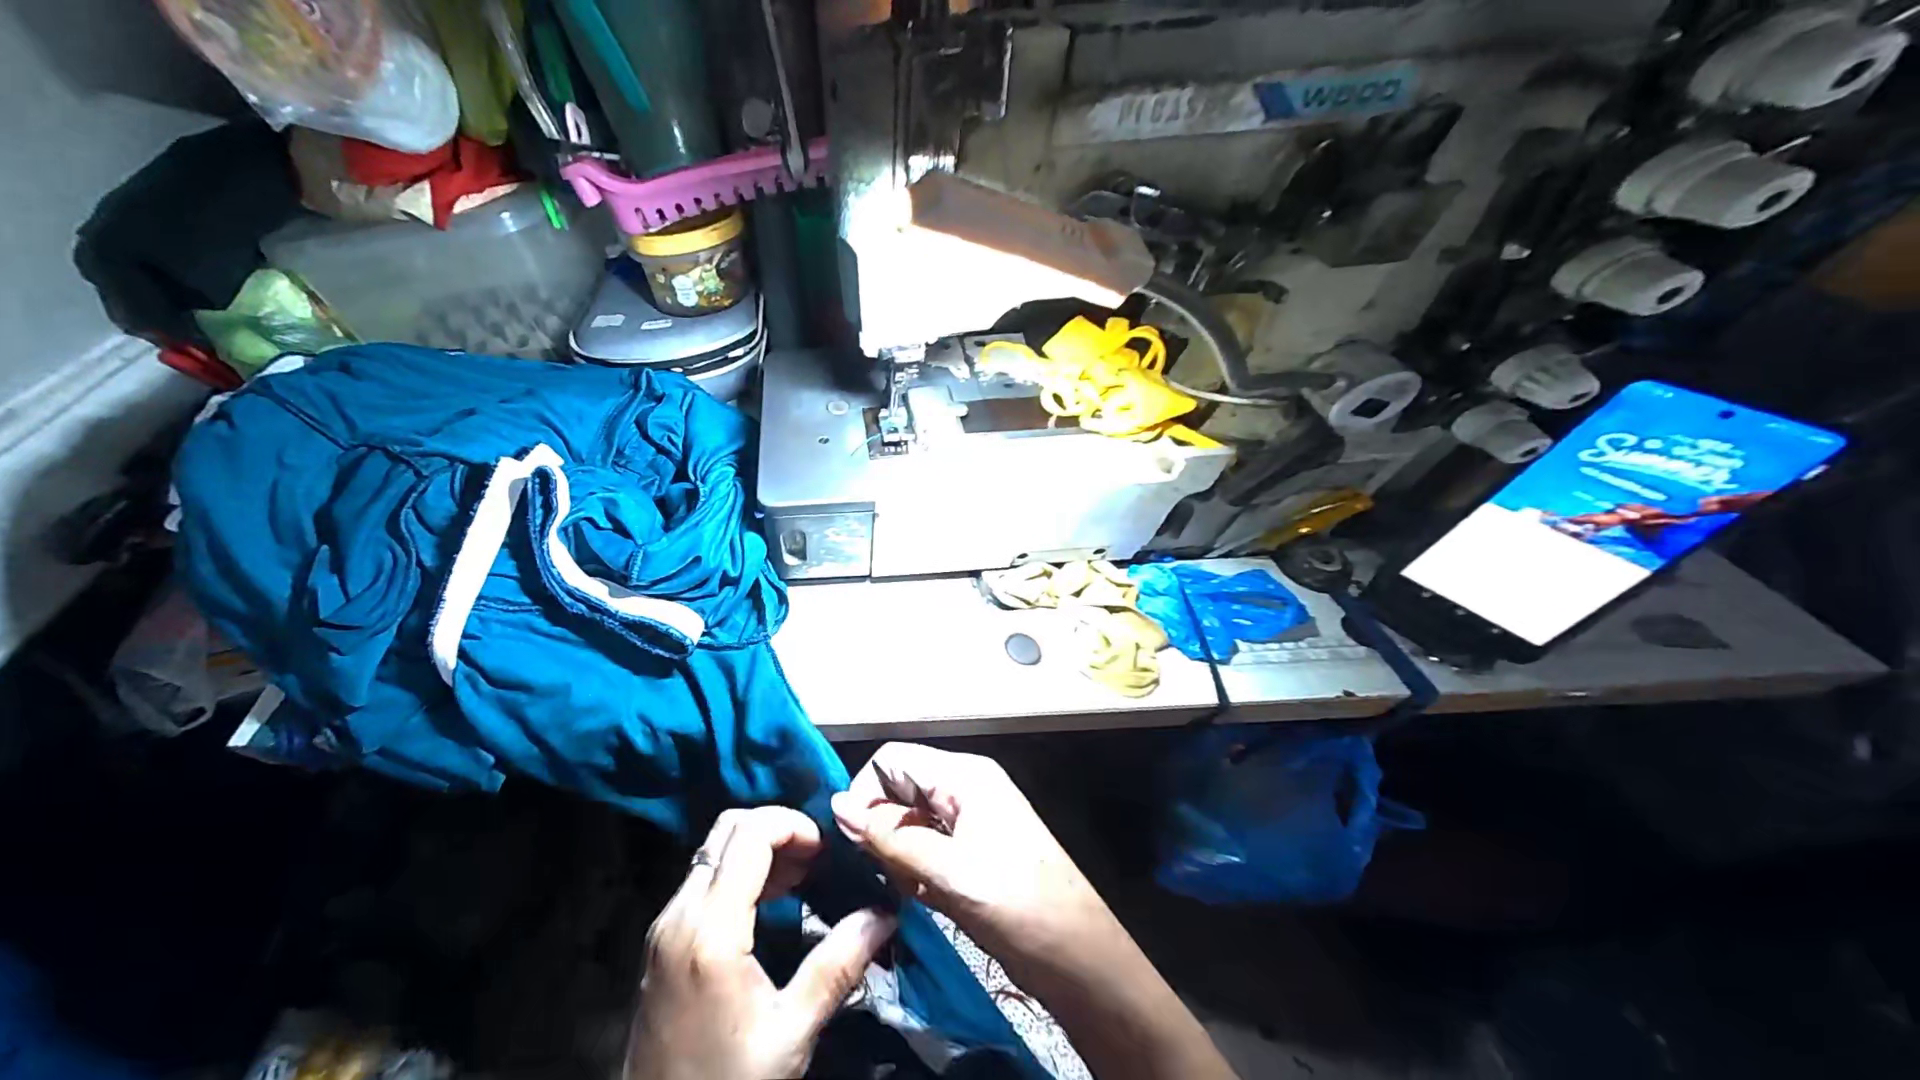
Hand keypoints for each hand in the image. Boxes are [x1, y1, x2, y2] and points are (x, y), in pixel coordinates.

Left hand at [626, 807, 895, 1079]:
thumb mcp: (791, 1031)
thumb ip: (838, 965)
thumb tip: (885, 915)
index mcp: (710, 931)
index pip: (749, 835)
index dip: (792, 825)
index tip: (826, 850)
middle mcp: (679, 915)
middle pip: (727, 830)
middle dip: (777, 828)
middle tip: (816, 858)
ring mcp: (665, 927)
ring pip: (714, 851)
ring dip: (759, 847)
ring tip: (802, 876)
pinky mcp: (662, 942)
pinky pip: (704, 878)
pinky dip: (739, 871)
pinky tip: (770, 900)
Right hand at [828, 743, 1121, 990]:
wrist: (1079, 955)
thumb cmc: (1020, 908)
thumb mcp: (949, 872)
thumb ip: (891, 837)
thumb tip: (838, 807)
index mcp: (965, 775)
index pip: (892, 759)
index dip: (865, 794)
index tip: (854, 843)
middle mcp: (966, 786)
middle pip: (900, 789)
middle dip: (883, 829)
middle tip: (889, 874)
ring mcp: (972, 817)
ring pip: (911, 821)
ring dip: (900, 855)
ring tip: (913, 890)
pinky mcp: (974, 848)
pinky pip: (928, 845)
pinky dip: (918, 868)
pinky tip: (927, 897)